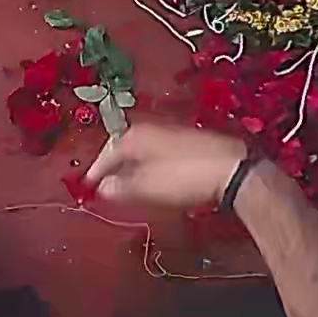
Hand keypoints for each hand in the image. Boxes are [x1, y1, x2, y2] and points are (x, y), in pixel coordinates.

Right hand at [85, 124, 246, 208]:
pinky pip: (156, 152)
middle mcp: (149, 128)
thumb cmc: (184, 175)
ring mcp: (169, 132)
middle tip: (104, 185)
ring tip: (125, 184)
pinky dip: (147, 164)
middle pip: (122, 147)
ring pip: (140, 149)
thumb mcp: (146, 186)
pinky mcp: (186, 141)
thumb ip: (120, 187)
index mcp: (134, 135)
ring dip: (130, 166)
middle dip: (112, 166)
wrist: (230, 167)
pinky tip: (153, 177)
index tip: (87, 186)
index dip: (96, 170)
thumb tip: (102, 188)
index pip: (106, 152)